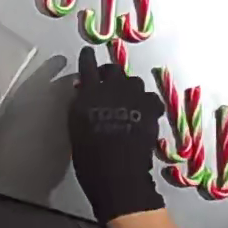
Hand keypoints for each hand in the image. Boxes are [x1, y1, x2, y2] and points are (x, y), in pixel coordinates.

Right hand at [68, 46, 165, 223]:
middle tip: (107, 83)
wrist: (117, 173)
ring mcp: (134, 97)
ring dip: (128, 87)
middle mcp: (112, 89)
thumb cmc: (89, 157)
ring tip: (126, 99)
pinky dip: (145, 102)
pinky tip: (142, 111)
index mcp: (88, 94)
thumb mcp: (76, 126)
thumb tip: (84, 94)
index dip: (87, 59)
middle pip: (114, 70)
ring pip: (133, 81)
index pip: (87, 66)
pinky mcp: (151, 109)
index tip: (88, 53)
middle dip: (110, 74)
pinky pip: (149, 98)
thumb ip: (81, 106)